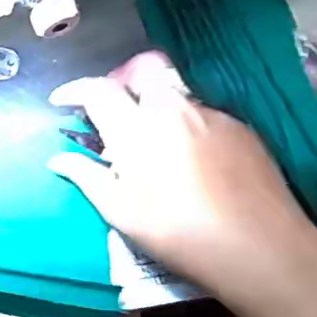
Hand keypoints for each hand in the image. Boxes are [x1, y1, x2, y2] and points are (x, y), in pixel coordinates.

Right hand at [47, 51, 316, 316]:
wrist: (259, 247)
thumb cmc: (177, 234)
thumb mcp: (121, 212)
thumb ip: (87, 177)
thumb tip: (58, 159)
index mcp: (137, 128)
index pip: (98, 89)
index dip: (75, 90)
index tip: (63, 101)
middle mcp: (174, 109)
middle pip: (143, 69)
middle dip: (120, 80)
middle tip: (111, 108)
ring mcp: (212, 115)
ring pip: (174, 93)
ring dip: (154, 105)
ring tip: (151, 144)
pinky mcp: (241, 127)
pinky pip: (202, 113)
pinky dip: (184, 125)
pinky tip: (189, 160)